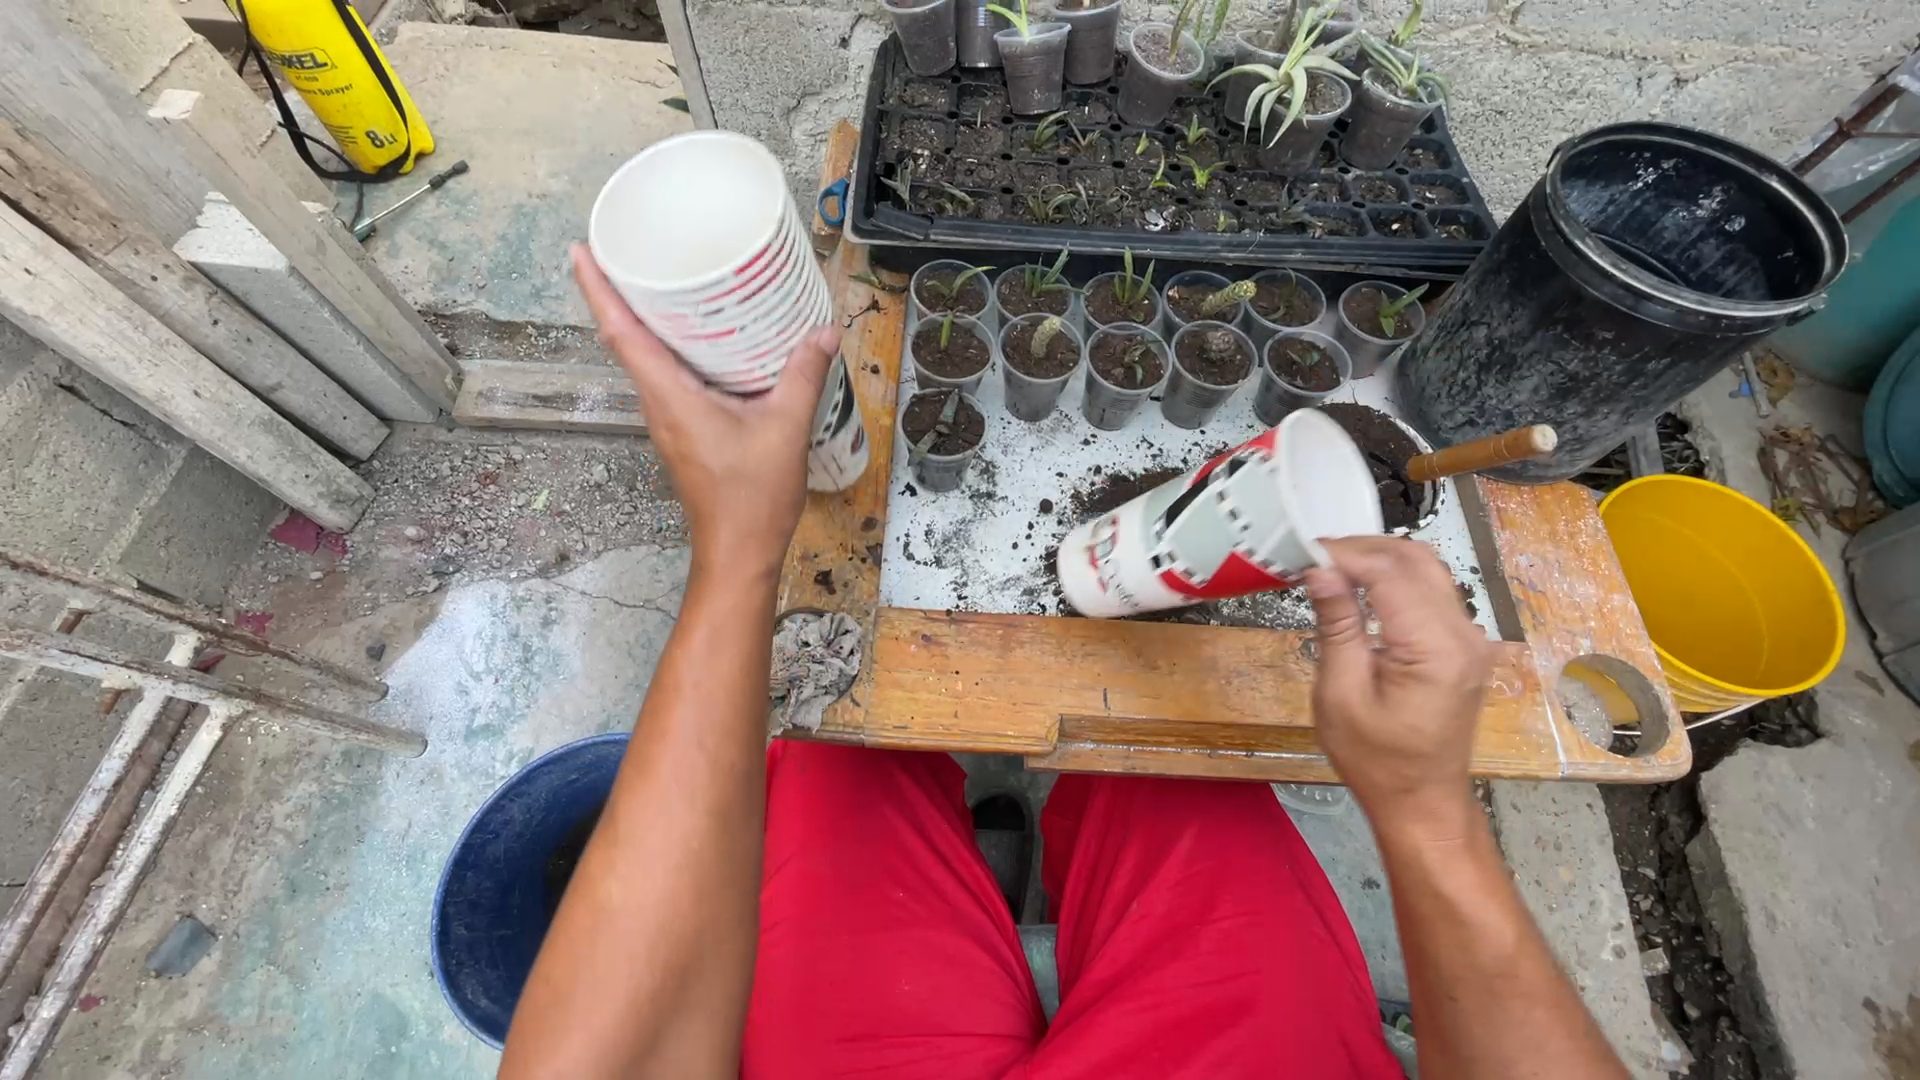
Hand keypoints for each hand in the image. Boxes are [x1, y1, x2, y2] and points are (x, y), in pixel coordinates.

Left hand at [572, 244, 837, 581]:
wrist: (739, 551)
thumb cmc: (754, 496)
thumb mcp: (786, 429)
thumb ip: (803, 377)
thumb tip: (823, 333)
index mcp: (671, 398)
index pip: (622, 334)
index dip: (597, 289)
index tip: (582, 249)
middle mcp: (659, 406)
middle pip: (627, 342)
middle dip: (622, 295)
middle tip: (633, 252)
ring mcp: (669, 423)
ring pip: (647, 363)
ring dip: (649, 325)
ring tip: (669, 288)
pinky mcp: (684, 435)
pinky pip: (669, 382)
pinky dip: (676, 354)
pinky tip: (707, 345)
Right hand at [1303, 536, 1491, 834]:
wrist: (1420, 800)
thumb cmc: (1374, 758)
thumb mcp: (1340, 693)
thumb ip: (1336, 625)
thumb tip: (1319, 571)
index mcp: (1434, 648)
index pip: (1389, 572)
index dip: (1343, 554)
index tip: (1301, 552)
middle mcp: (1463, 634)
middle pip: (1414, 559)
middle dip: (1360, 549)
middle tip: (1310, 557)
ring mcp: (1469, 638)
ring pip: (1425, 568)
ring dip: (1376, 559)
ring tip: (1329, 569)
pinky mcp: (1461, 644)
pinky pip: (1429, 591)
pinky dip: (1390, 578)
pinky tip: (1356, 588)